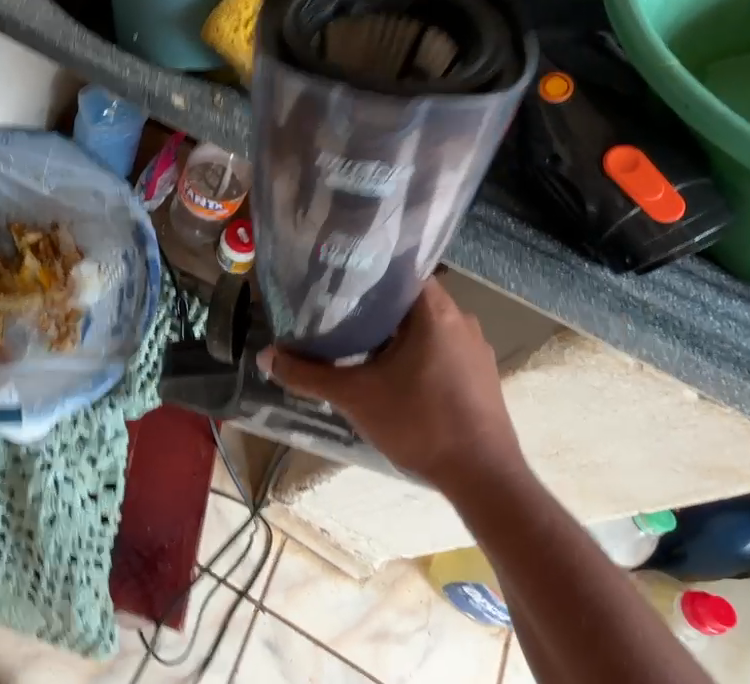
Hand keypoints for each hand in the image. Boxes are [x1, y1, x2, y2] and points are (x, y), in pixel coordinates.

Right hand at [256, 277, 525, 495]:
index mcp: (435, 312)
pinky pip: (439, 349)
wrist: (484, 479)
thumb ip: (307, 374)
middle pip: (407, 299)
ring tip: (353, 343)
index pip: (397, 271)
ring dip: (391, 333)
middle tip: (332, 312)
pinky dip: (412, 353)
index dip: (364, 272)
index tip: (334, 281)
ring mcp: (475, 350)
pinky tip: (387, 373)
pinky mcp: (480, 376)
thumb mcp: (354, 396)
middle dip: (370, 306)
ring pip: (424, 326)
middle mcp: (460, 321)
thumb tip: (266, 357)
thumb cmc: (421, 424)